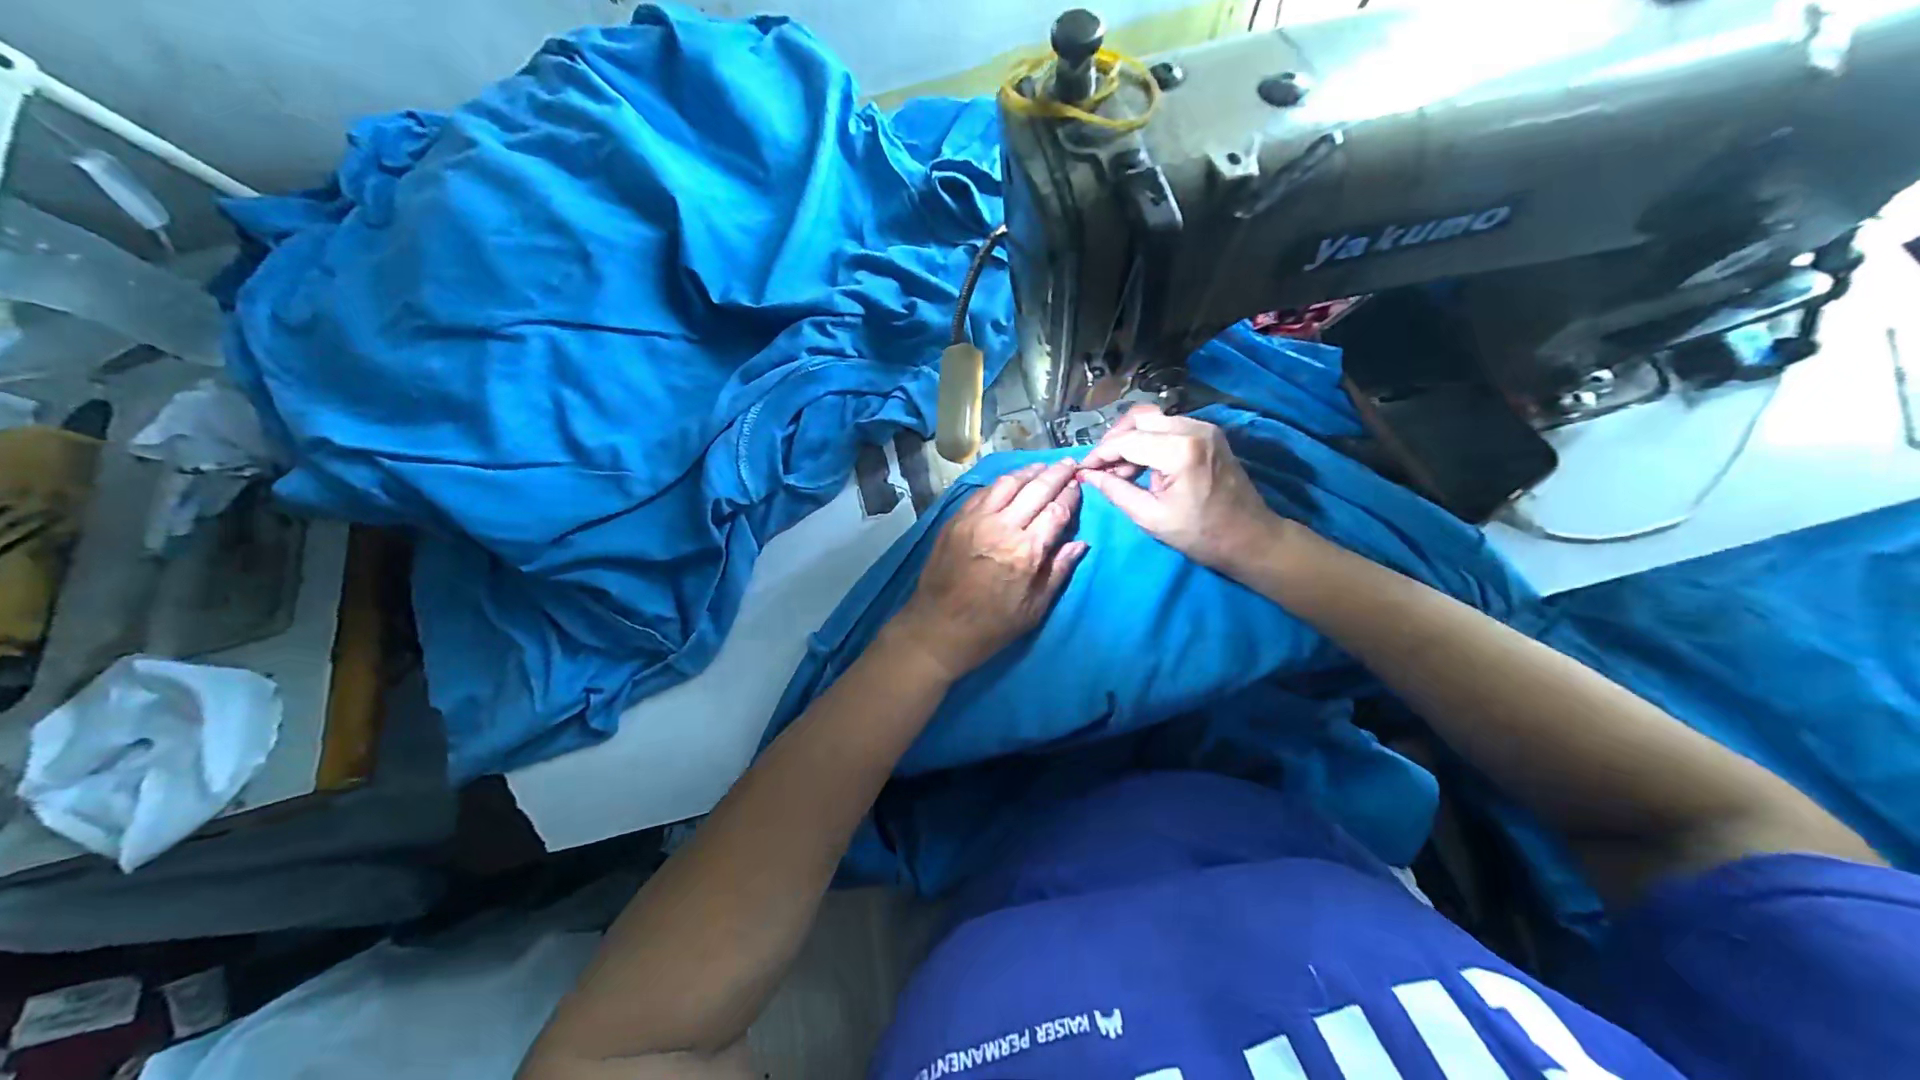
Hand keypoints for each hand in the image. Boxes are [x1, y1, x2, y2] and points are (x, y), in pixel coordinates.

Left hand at [886, 460, 1088, 681]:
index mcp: (1026, 551)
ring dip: (1028, 472)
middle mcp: (1002, 526)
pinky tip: (1010, 481)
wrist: (938, 627)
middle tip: (1069, 463)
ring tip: (1042, 467)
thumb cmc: (991, 625)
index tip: (1079, 484)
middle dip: (1056, 474)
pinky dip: (1001, 483)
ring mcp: (976, 519)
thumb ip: (1058, 571)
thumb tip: (1080, 543)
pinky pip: (983, 492)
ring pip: (1008, 483)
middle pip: (1035, 489)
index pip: (1056, 510)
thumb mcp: (1034, 608)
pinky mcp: (956, 520)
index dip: (1071, 495)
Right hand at [1077, 405, 1286, 576]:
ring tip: (1119, 469)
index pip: (1127, 441)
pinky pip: (1169, 426)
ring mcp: (1205, 428)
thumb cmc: (1201, 534)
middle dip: (1114, 439)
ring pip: (1154, 419)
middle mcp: (1194, 429)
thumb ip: (1116, 491)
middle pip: (1139, 418)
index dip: (1100, 454)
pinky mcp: (1210, 434)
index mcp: (1180, 451)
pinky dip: (1149, 439)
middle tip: (1101, 466)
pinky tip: (1141, 465)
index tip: (1083, 469)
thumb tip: (1088, 476)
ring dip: (1131, 438)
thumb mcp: (1151, 518)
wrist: (1251, 538)